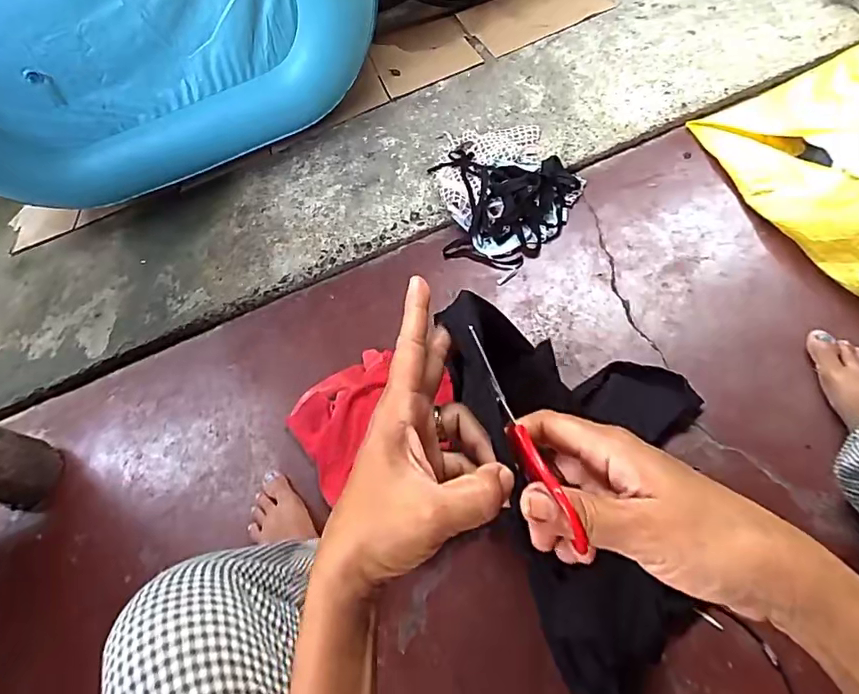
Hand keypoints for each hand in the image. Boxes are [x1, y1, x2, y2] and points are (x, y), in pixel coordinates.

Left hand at [314, 277, 514, 595]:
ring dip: (479, 448)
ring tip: (492, 482)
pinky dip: (476, 472)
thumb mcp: (433, 515)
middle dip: (446, 353)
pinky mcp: (424, 472)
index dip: (416, 317)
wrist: (351, 576)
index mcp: (399, 418)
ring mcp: (416, 448)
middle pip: (433, 375)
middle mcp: (407, 424)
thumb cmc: (378, 532)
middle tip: (458, 329)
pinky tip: (487, 494)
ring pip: (459, 426)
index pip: (411, 355)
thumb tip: (507, 478)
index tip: (419, 282)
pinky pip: (460, 457)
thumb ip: (479, 495)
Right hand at [513, 410, 820, 624]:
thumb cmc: (708, 537)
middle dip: (537, 492)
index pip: (551, 425)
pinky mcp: (633, 514)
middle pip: (556, 460)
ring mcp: (623, 488)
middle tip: (539, 533)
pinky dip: (577, 532)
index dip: (520, 439)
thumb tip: (528, 495)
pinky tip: (581, 555)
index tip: (500, 474)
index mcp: (614, 448)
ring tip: (563, 550)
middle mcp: (614, 461)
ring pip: (570, 491)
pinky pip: (589, 514)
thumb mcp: (639, 527)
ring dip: (557, 518)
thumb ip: (580, 511)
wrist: (764, 567)